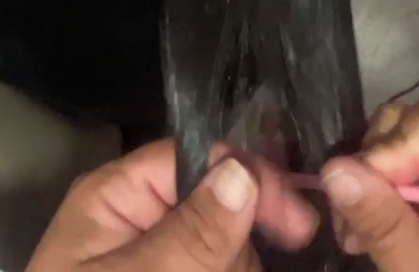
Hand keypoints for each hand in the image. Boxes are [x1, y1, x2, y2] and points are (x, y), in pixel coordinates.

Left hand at [27, 141, 317, 271]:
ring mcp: (161, 258)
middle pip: (220, 211)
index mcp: (119, 196)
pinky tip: (232, 270)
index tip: (299, 223)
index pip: (193, 158)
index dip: (248, 178)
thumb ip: (188, 234)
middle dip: (242, 251)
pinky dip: (231, 270)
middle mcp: (142, 219)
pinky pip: (219, 268)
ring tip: (240, 269)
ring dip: (237, 266)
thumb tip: (242, 171)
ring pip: (228, 254)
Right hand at [320, 90, 418, 271]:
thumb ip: (392, 232)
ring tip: (353, 232)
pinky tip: (361, 233)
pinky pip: (397, 176)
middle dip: (374, 160)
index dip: (397, 145)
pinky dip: (370, 195)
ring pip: (399, 144)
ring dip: (366, 177)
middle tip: (349, 216)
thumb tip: (332, 169)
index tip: (360, 187)